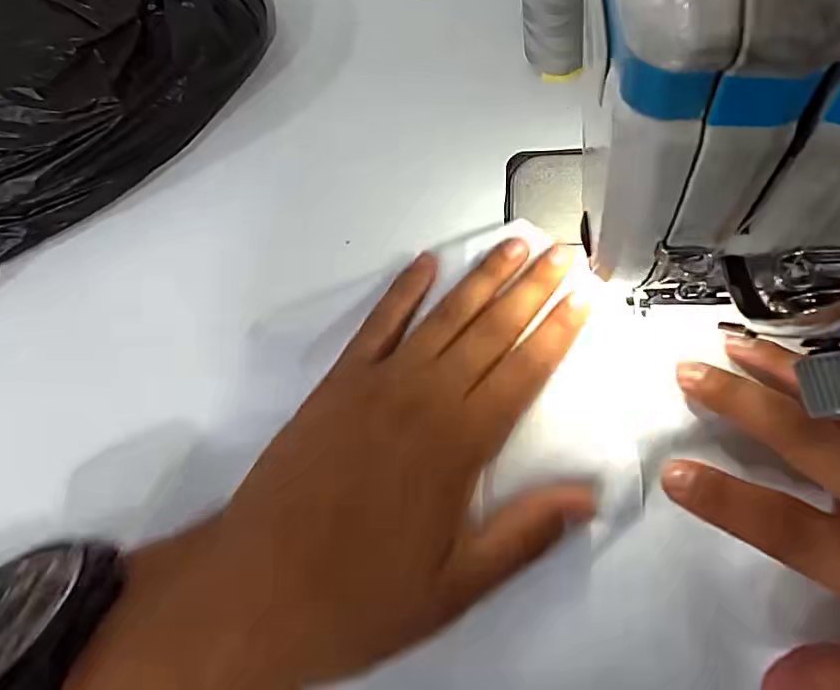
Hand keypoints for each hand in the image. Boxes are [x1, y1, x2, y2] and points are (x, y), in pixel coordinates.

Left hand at [68, 240, 594, 689]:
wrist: (252, 595)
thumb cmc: (361, 593)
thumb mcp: (455, 585)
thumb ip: (525, 535)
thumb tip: (588, 498)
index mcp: (462, 442)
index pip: (526, 368)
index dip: (560, 329)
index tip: (584, 296)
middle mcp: (428, 397)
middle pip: (494, 328)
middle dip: (535, 286)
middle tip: (564, 253)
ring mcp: (381, 381)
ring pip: (446, 315)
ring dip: (484, 275)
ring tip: (515, 243)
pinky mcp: (340, 380)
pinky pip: (379, 323)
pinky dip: (404, 288)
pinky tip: (426, 261)